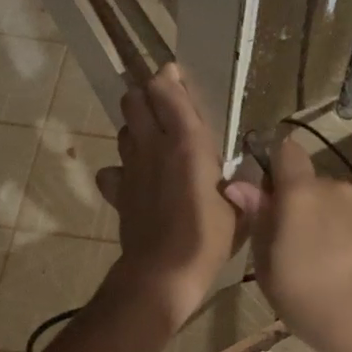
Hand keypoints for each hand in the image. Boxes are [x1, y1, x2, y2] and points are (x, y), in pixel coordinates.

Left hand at [95, 64, 243, 328]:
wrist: (164, 271)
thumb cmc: (209, 238)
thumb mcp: (238, 207)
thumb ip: (237, 181)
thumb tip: (237, 174)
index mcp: (188, 142)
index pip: (166, 89)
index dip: (169, 79)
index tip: (178, 79)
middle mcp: (154, 145)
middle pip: (134, 99)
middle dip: (146, 96)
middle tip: (166, 109)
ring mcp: (131, 167)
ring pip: (124, 130)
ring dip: (136, 129)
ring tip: (156, 143)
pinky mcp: (118, 191)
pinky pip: (113, 169)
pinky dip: (121, 170)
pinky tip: (136, 181)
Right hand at [223, 133, 351, 351]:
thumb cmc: (312, 301)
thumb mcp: (269, 270)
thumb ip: (258, 222)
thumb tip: (240, 187)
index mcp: (301, 194)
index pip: (286, 153)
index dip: (276, 169)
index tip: (271, 200)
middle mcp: (339, 189)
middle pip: (315, 186)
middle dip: (305, 209)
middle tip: (298, 251)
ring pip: (343, 207)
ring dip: (334, 226)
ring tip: (332, 269)